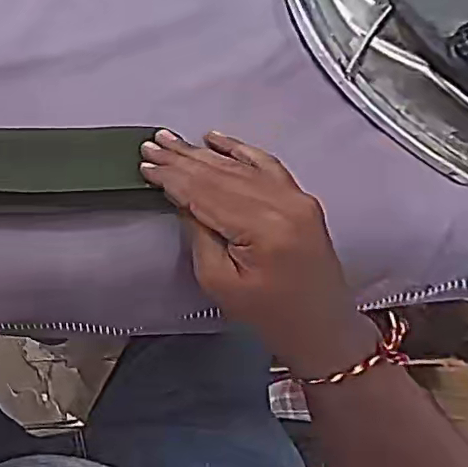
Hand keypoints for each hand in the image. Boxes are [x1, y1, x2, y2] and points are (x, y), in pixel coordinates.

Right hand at [140, 129, 374, 365]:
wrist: (322, 328)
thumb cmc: (268, 315)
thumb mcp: (219, 282)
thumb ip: (200, 234)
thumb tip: (184, 200)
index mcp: (264, 228)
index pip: (206, 193)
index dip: (173, 178)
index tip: (145, 166)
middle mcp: (284, 204)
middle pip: (221, 174)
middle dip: (181, 160)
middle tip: (150, 145)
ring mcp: (296, 198)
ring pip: (239, 166)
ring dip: (201, 153)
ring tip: (170, 140)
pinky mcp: (301, 199)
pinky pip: (266, 164)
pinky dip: (238, 150)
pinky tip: (215, 139)